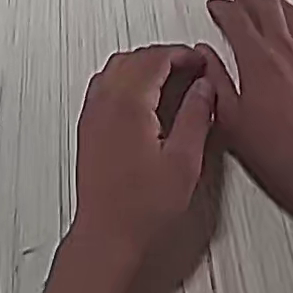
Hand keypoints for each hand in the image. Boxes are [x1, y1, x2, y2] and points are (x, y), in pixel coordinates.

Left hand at [71, 45, 217, 256]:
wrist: (106, 238)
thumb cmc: (140, 209)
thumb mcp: (184, 162)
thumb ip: (196, 116)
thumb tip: (204, 88)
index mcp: (128, 102)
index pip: (156, 58)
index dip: (182, 54)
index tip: (200, 60)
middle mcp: (105, 101)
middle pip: (136, 58)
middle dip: (165, 55)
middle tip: (191, 66)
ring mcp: (93, 112)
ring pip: (118, 66)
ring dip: (145, 64)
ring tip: (171, 76)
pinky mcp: (88, 125)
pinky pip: (106, 82)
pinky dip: (127, 76)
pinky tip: (144, 93)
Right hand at [200, 0, 292, 252]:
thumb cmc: (278, 155)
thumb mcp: (231, 120)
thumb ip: (215, 80)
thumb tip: (204, 55)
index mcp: (258, 60)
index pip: (236, 18)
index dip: (222, 7)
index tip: (215, 6)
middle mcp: (285, 52)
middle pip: (265, 6)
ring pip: (290, 13)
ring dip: (272, 0)